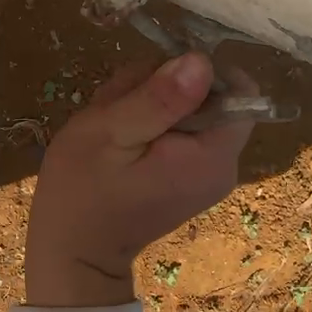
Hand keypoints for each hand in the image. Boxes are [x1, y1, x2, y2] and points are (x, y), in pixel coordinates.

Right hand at [24, 54, 257, 307]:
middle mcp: (222, 165)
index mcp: (211, 157)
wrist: (73, 251)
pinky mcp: (190, 174)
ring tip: (111, 120)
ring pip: (189, 106)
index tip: (151, 79)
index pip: (237, 90)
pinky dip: (148, 119)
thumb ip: (158, 98)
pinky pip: (179, 126)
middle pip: (209, 95)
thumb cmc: (82, 188)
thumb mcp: (112, 131)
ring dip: (148, 100)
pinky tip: (118, 133)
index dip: (196, 71)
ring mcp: (207, 172)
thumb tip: (202, 60)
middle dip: (162, 85)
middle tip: (118, 104)